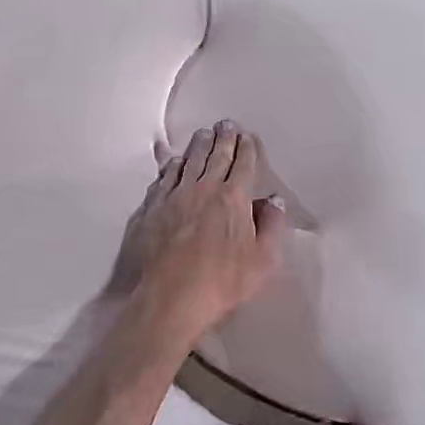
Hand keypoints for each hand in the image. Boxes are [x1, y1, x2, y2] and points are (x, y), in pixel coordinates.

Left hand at [129, 120, 286, 345]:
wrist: (165, 301)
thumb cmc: (220, 283)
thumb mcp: (262, 261)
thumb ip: (271, 227)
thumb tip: (273, 201)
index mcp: (233, 198)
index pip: (243, 164)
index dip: (247, 148)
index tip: (247, 136)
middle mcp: (203, 189)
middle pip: (216, 156)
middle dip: (224, 138)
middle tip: (226, 124)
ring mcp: (173, 197)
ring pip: (188, 162)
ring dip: (198, 145)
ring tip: (203, 134)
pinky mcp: (150, 209)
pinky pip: (163, 178)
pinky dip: (171, 165)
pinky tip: (172, 161)